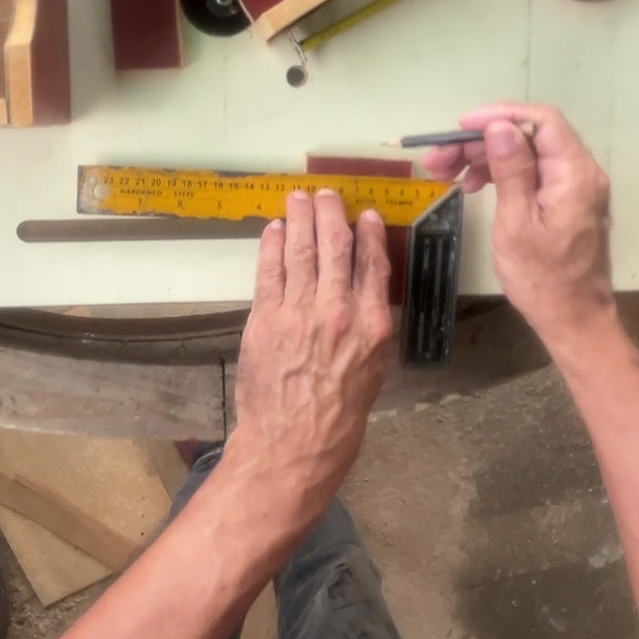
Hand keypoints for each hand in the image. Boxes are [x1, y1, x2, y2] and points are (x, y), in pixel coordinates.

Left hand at [225, 189, 392, 521]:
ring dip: (300, 219)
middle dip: (330, 214)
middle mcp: (338, 312)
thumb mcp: (372, 373)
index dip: (369, 234)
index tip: (366, 215)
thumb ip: (368, 329)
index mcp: (371, 327)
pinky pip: (269, 272)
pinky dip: (272, 247)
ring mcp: (298, 313)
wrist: (291, 446)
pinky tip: (276, 229)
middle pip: (335, 248)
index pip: (372, 265)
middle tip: (325, 193)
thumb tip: (361, 295)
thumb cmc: (339, 419)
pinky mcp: (265, 319)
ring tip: (299, 197)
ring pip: (301, 252)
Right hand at [419, 103, 621, 370]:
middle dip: (481, 141)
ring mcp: (573, 186)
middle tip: (438, 158)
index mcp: (573, 174)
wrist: (573, 318)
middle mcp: (580, 172)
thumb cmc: (542, 278)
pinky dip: (499, 173)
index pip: (541, 121)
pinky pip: (530, 173)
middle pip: (528, 136)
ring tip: (444, 171)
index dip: (499, 115)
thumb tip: (499, 127)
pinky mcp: (563, 200)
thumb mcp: (516, 223)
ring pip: (525, 153)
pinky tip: (472, 185)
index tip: (461, 127)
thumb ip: (511, 171)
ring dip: (484, 157)